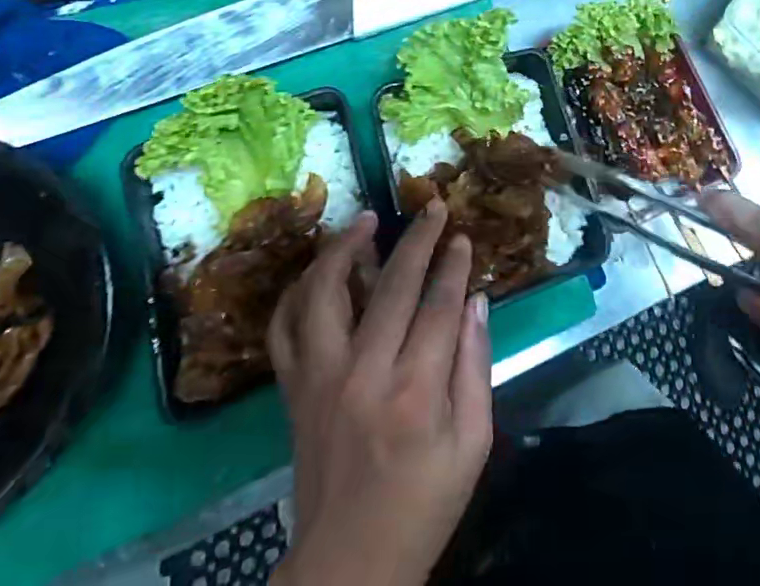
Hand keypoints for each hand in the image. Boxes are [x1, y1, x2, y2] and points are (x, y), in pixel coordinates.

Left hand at [268, 204, 491, 585]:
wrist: (349, 562)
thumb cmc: (424, 505)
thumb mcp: (473, 444)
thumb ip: (474, 367)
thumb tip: (475, 302)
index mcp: (414, 394)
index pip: (437, 306)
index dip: (452, 265)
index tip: (461, 236)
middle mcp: (362, 374)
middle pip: (391, 287)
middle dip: (416, 240)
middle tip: (432, 208)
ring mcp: (319, 378)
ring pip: (324, 293)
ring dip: (344, 248)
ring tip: (365, 218)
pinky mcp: (292, 389)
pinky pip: (284, 326)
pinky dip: (299, 291)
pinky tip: (320, 271)